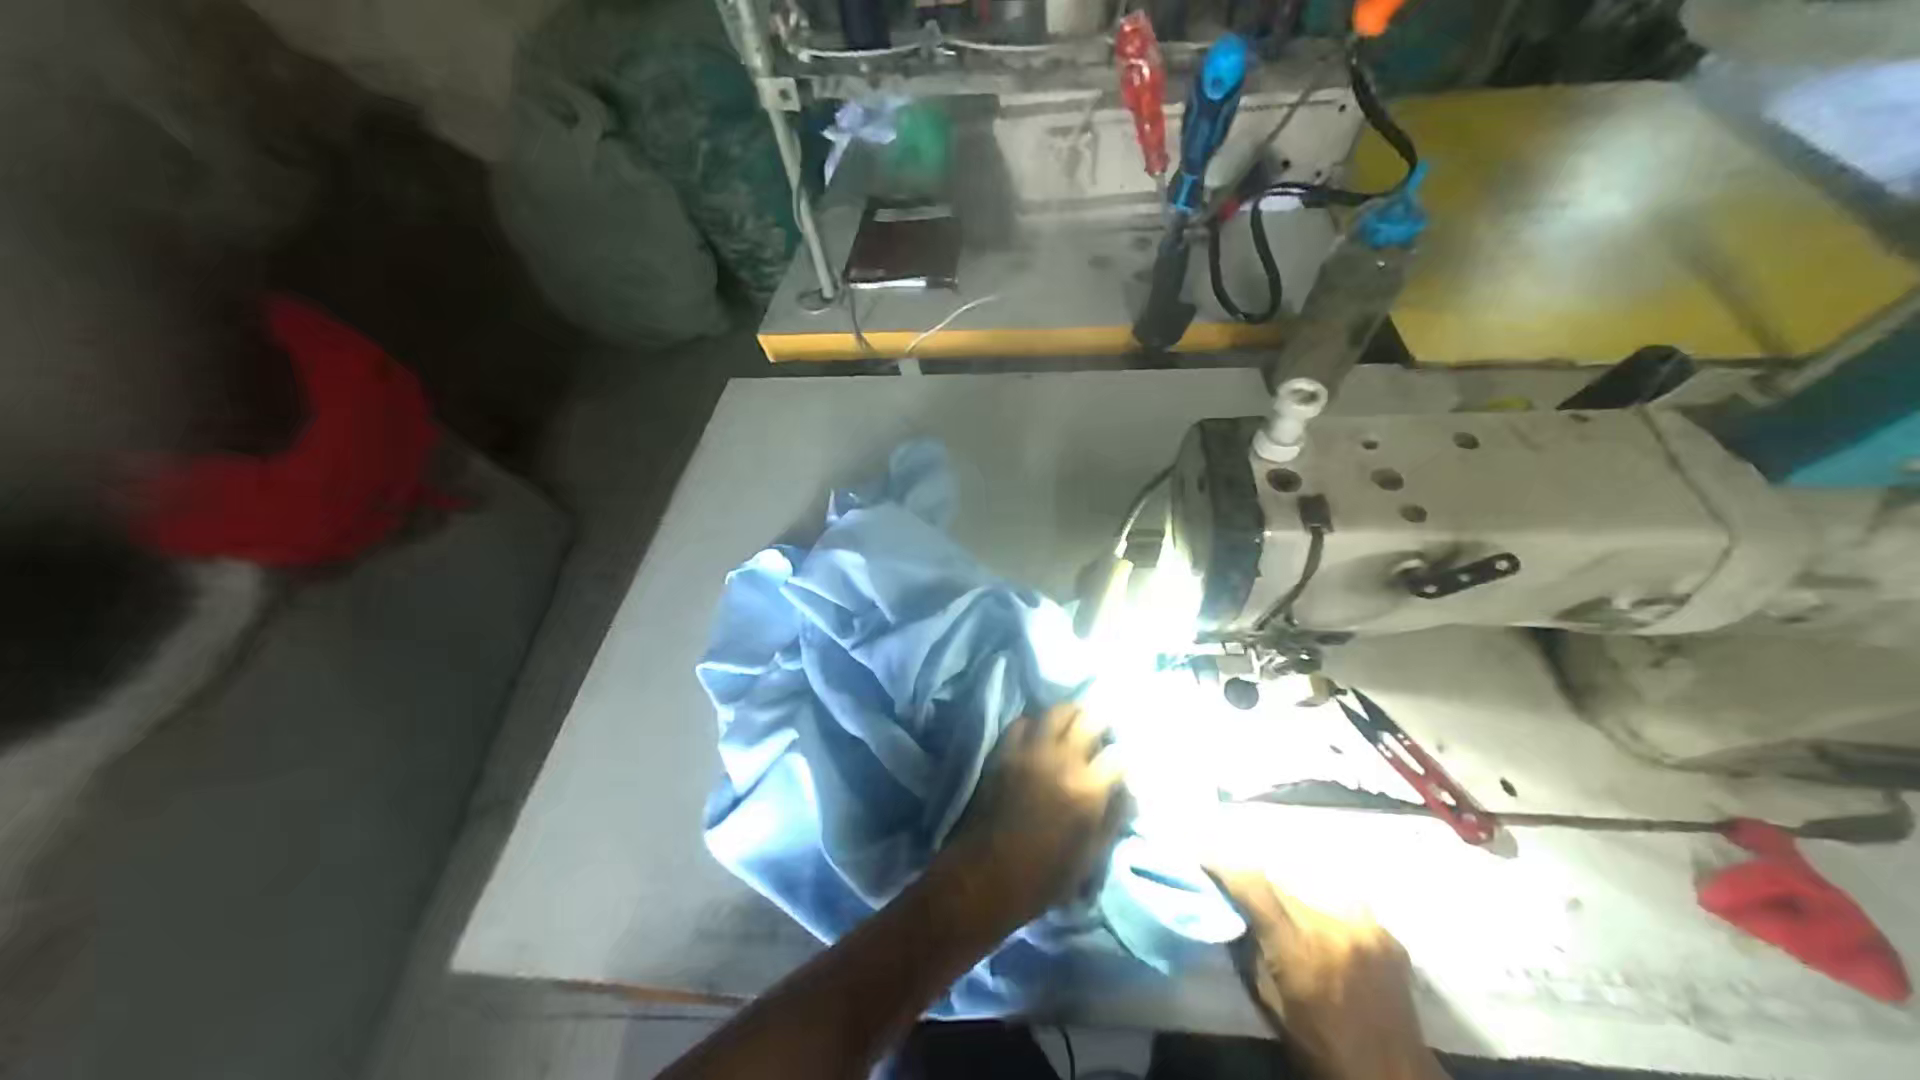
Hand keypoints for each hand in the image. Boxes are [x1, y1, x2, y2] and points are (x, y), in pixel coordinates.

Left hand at [940, 704, 1126, 932]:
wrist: (984, 876)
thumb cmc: (1043, 878)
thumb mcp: (1090, 858)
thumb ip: (1113, 819)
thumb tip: (1129, 793)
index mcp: (1088, 789)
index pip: (1118, 755)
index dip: (1124, 760)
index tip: (1122, 766)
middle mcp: (1062, 760)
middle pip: (1090, 719)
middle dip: (1102, 724)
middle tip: (1103, 734)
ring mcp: (1029, 752)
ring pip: (1056, 711)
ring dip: (1071, 715)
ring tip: (1074, 725)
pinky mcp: (1003, 752)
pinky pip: (1022, 723)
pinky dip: (1035, 725)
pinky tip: (1039, 737)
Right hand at [1209, 867, 1445, 1079]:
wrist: (1390, 1078)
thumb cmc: (1319, 1047)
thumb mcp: (1268, 1002)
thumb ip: (1248, 949)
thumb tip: (1229, 910)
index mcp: (1299, 949)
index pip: (1255, 888)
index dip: (1226, 870)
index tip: (1206, 861)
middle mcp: (1333, 928)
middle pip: (1283, 888)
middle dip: (1261, 892)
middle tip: (1247, 899)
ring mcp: (1366, 928)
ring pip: (1312, 895)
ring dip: (1295, 905)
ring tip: (1291, 924)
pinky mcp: (1388, 935)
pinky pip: (1343, 910)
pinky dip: (1328, 918)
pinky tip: (1327, 939)